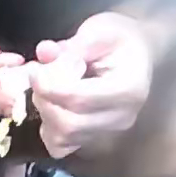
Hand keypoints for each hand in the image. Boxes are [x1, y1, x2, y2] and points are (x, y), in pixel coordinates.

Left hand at [30, 12, 155, 158]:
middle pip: (69, 124)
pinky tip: (53, 108)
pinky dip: (49, 130)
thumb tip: (44, 53)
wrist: (139, 56)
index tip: (36, 70)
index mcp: (128, 89)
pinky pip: (62, 147)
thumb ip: (73, 44)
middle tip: (39, 79)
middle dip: (45, 102)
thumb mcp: (101, 30)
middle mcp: (121, 117)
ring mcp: (108, 132)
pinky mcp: (95, 139)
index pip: (79, 99)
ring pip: (63, 138)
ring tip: (47, 91)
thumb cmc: (121, 40)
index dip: (49, 87)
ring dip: (45, 115)